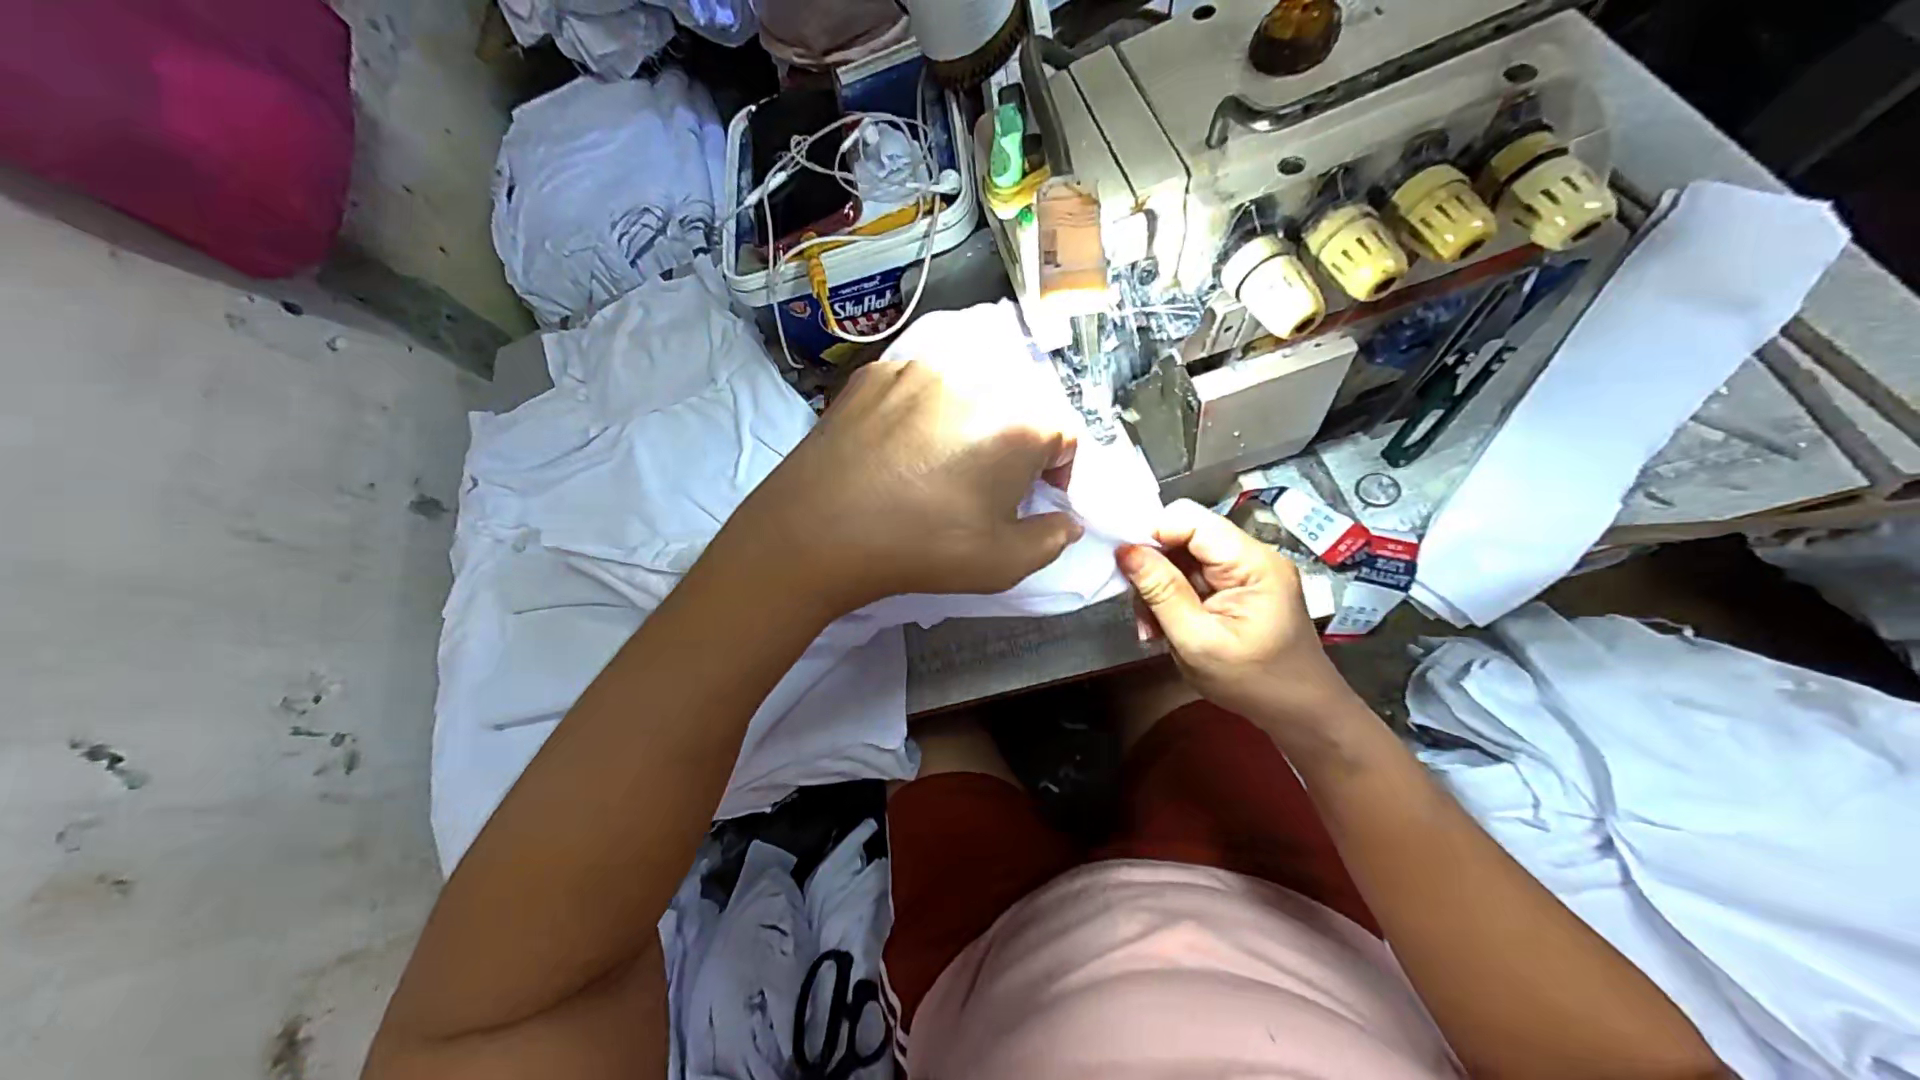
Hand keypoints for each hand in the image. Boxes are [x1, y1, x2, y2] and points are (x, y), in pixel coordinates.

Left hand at [727, 329, 1082, 614]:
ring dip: (967, 422)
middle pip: (1016, 408)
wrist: (816, 531)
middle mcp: (976, 380)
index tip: (1034, 496)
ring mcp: (920, 369)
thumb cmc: (920, 549)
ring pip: (967, 391)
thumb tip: (1066, 519)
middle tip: (982, 485)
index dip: (1057, 469)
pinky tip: (897, 447)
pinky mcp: (876, 371)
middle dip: (1012, 445)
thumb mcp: (1001, 564)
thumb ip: (1052, 539)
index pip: (1063, 433)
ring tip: (936, 464)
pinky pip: (917, 386)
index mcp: (1018, 424)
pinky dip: (921, 410)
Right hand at [1116, 500, 1357, 730]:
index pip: (1191, 520)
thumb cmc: (1254, 683)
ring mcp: (1245, 571)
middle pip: (1185, 537)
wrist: (1299, 714)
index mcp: (1252, 563)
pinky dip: (1173, 599)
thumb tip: (1126, 550)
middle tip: (1141, 611)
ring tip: (1152, 628)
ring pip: (1183, 559)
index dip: (1152, 534)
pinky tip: (1165, 627)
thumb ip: (1161, 592)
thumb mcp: (1197, 641)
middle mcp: (1251, 556)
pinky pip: (1193, 577)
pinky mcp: (1237, 587)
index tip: (1125, 564)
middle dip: (1154, 570)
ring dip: (1160, 590)